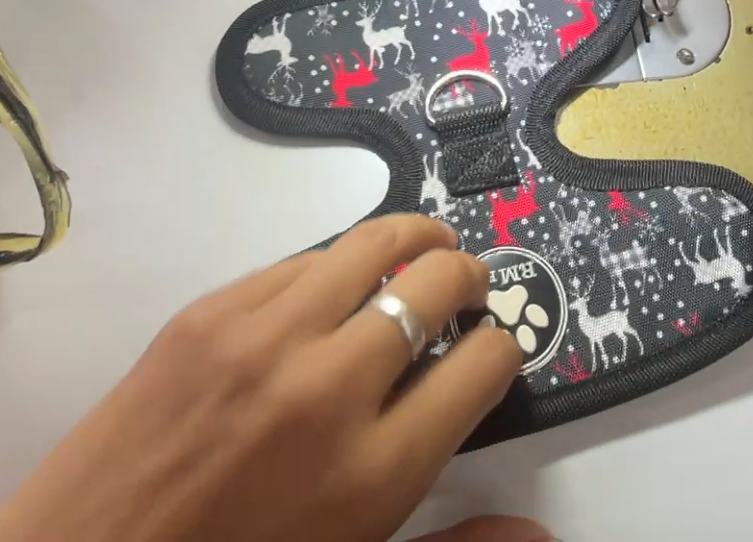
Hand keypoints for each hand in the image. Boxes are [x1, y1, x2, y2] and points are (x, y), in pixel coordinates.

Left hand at [0, 214, 545, 541]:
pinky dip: (337, 265)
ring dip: (414, 241)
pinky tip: (335, 287)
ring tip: (423, 251)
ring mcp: (261, 336)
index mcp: (373, 472)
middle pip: (434, 283)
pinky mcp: (208, 311)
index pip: (482, 364)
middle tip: (467, 288)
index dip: (500, 347)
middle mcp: (327, 388)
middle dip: (469, 277)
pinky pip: (300, 260)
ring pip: (371, 243)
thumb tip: (543, 532)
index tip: (488, 350)